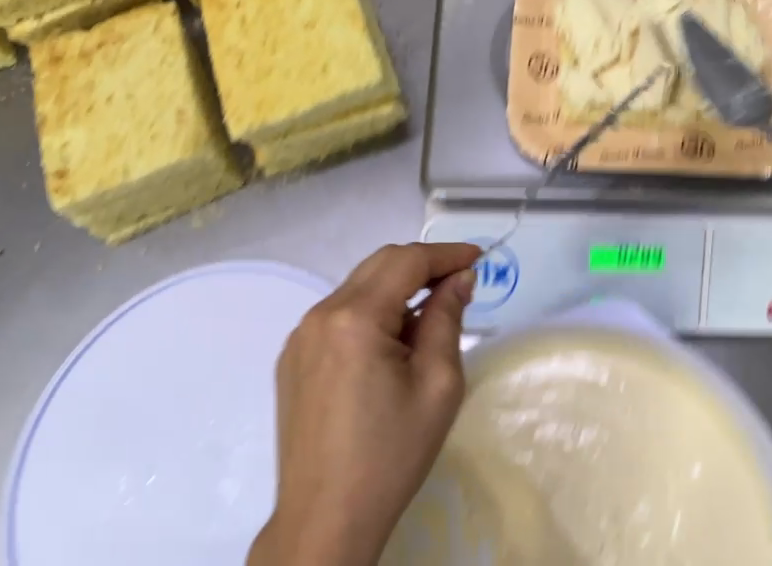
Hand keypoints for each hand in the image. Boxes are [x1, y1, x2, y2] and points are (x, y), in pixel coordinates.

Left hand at [248, 243, 481, 565]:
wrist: (326, 518)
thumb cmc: (391, 455)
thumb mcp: (438, 385)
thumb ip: (447, 319)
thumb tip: (458, 279)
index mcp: (355, 318)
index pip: (407, 262)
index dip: (446, 254)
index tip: (479, 259)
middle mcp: (319, 316)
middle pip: (379, 266)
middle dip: (423, 266)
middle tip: (460, 283)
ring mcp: (299, 338)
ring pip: (357, 289)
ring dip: (396, 291)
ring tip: (429, 320)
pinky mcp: (292, 360)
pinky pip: (338, 317)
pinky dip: (371, 314)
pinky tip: (392, 346)